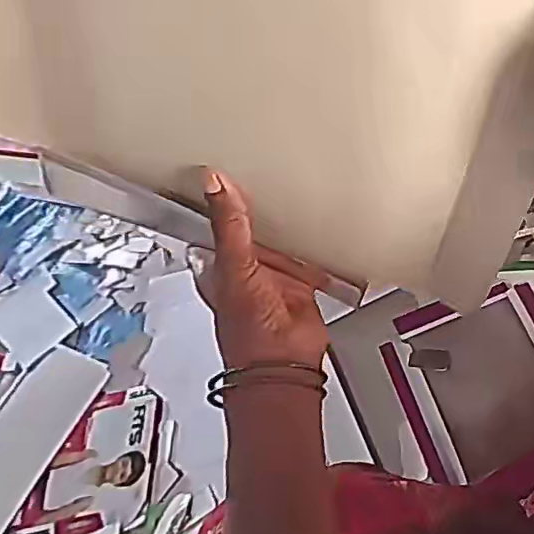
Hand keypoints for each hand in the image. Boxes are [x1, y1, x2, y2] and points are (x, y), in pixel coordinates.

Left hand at [194, 169, 330, 369]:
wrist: (286, 360)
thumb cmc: (248, 329)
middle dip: (258, 212)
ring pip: (281, 244)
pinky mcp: (303, 285)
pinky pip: (309, 260)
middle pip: (251, 231)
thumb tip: (216, 185)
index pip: (214, 224)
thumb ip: (230, 226)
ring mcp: (274, 278)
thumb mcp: (235, 267)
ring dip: (289, 232)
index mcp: (216, 264)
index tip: (222, 173)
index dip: (217, 201)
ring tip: (295, 205)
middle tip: (265, 180)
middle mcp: (245, 269)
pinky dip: (315, 251)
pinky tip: (319, 238)